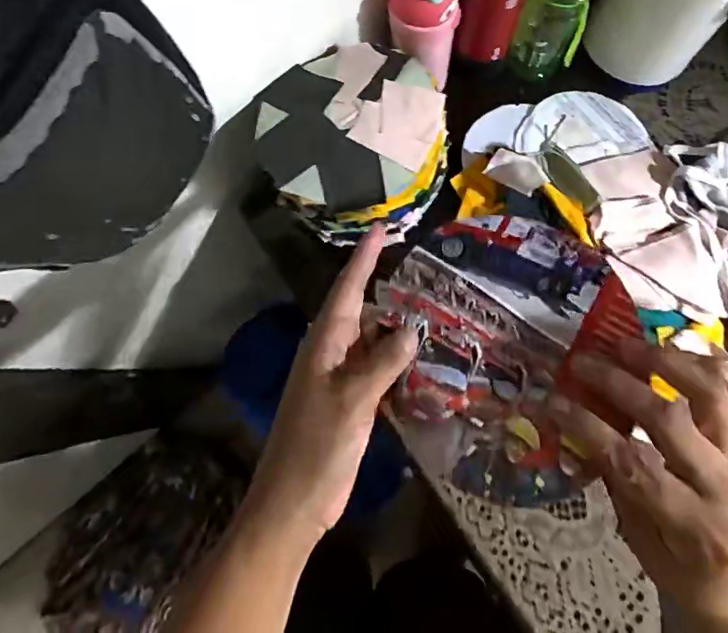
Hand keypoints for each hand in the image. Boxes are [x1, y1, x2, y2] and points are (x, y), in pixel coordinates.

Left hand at [244, 224, 418, 547]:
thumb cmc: (317, 445)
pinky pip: (376, 369)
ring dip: (397, 330)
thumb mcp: (353, 400)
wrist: (294, 500)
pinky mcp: (349, 401)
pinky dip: (396, 362)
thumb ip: (383, 363)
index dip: (366, 257)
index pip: (348, 287)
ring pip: (372, 340)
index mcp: (324, 340)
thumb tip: (412, 328)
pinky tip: (421, 363)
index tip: (383, 228)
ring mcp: (339, 376)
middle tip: (428, 278)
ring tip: (434, 315)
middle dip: (390, 293)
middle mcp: (330, 350)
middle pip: (362, 310)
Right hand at [549, 339, 727, 632]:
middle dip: (617, 384)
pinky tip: (677, 346)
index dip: (587, 427)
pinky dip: (711, 365)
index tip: (551, 401)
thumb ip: (610, 475)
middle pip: (669, 420)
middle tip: (581, 361)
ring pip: (711, 394)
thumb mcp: (636, 533)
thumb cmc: (676, 562)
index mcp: (693, 522)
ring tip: (626, 344)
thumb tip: (567, 422)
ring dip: (665, 361)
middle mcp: (725, 486)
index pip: (633, 463)